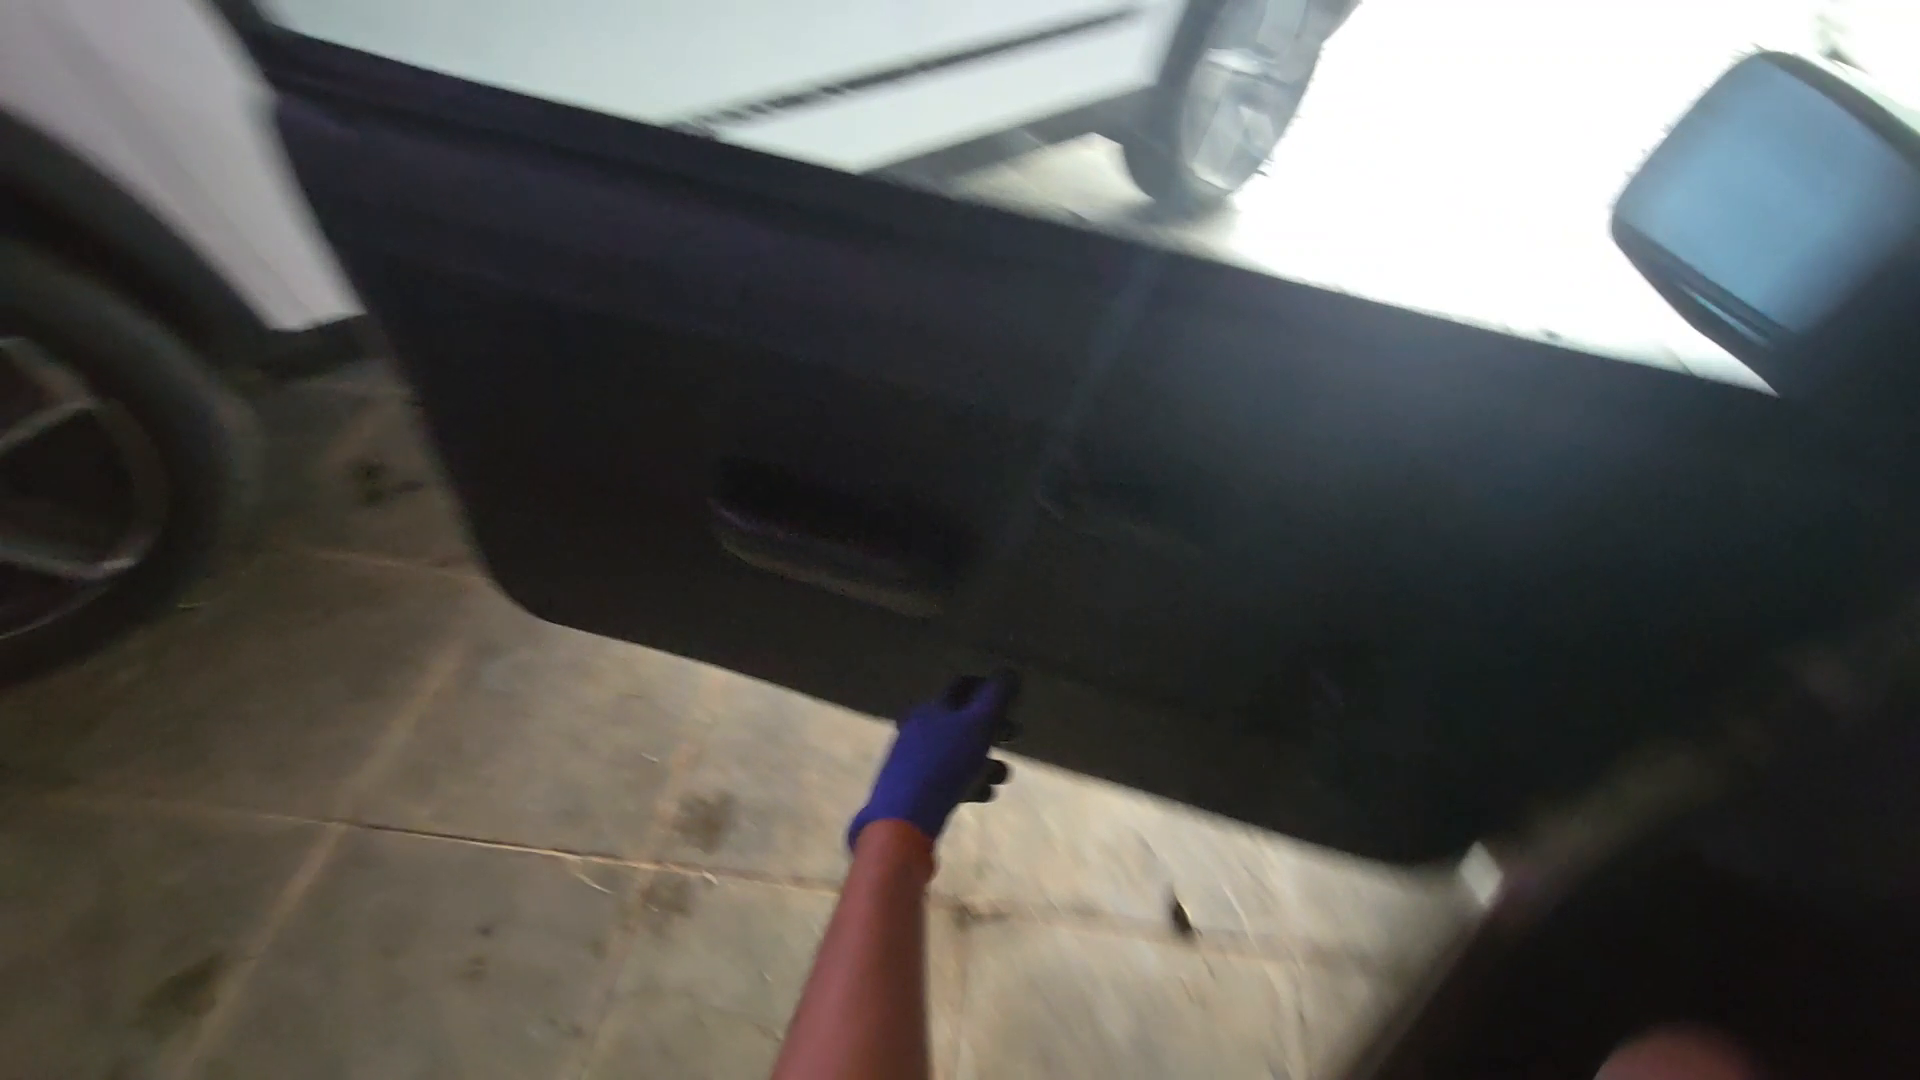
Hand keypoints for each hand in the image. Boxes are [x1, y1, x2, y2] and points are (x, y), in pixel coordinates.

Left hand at [847, 671, 1018, 848]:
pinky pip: (947, 777)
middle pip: (961, 720)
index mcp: (932, 707)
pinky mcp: (913, 786)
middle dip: (991, 728)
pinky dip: (968, 780)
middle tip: (1013, 736)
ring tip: (1001, 776)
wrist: (903, 817)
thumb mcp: (979, 725)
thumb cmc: (945, 763)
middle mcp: (919, 726)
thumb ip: (997, 697)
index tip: (1011, 699)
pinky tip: (984, 793)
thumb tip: (1010, 672)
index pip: (963, 686)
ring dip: (984, 760)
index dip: (988, 687)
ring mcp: (913, 757)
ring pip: (957, 751)